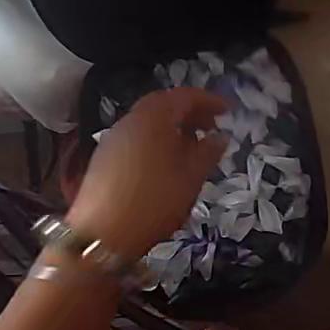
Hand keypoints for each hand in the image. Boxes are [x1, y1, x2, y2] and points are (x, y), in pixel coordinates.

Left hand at [67, 88, 229, 253]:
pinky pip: (136, 137)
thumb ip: (209, 151)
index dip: (209, 100)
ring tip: (191, 148)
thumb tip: (220, 135)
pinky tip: (165, 164)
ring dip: (173, 127)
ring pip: (148, 121)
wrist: (101, 234)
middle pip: (164, 104)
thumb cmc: (155, 199)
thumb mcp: (191, 176)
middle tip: (211, 126)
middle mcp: (131, 119)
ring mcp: (114, 137)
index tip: (228, 110)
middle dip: (190, 112)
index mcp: (155, 116)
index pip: (185, 96)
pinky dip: (156, 140)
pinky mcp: (104, 156)